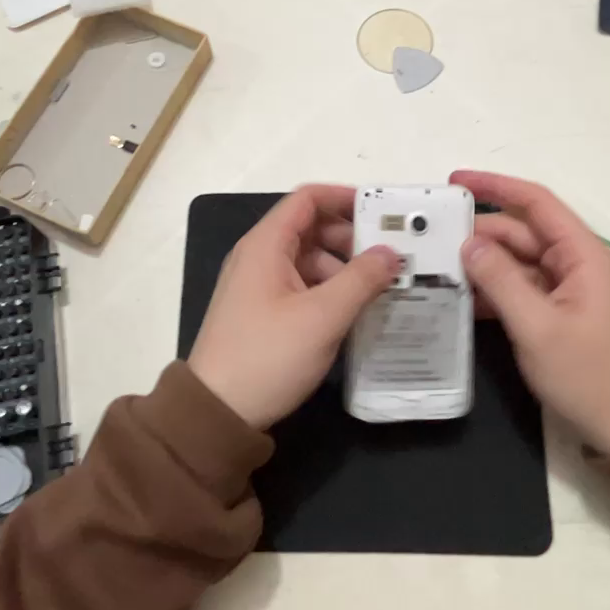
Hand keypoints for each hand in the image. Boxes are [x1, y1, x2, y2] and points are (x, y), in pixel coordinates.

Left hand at [188, 185, 400, 429]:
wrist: (217, 412)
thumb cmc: (267, 356)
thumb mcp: (322, 318)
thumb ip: (361, 280)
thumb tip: (392, 252)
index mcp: (266, 245)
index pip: (307, 199)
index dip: (345, 198)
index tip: (382, 212)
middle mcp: (259, 257)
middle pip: (310, 228)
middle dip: (351, 237)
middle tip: (389, 256)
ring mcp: (258, 285)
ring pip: (308, 260)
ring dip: (343, 267)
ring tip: (379, 288)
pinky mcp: (262, 312)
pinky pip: (301, 285)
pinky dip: (329, 290)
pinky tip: (355, 311)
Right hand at [452, 170, 609, 453]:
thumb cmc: (585, 374)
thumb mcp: (536, 327)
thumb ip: (500, 280)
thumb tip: (468, 243)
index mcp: (582, 254)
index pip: (536, 203)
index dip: (496, 186)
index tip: (454, 182)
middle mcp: (574, 261)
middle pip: (520, 231)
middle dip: (479, 231)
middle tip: (432, 238)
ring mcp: (564, 286)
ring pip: (514, 259)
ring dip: (481, 261)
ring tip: (436, 265)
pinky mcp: (554, 308)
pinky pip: (517, 285)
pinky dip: (490, 287)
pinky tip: (458, 296)